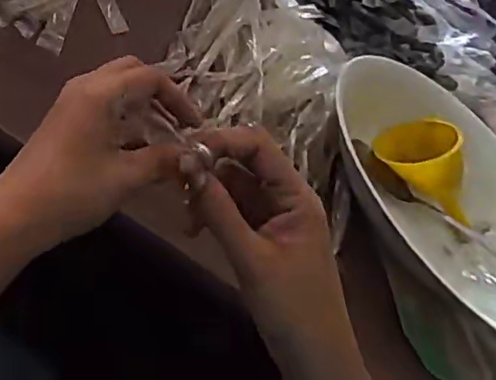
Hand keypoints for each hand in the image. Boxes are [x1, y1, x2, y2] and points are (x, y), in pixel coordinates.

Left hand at [0, 56, 201, 249]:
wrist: (19, 209)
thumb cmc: (73, 190)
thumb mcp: (124, 177)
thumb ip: (161, 160)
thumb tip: (192, 155)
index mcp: (100, 92)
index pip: (149, 76)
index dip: (178, 97)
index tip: (196, 126)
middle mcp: (85, 85)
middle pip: (132, 71)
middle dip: (161, 94)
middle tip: (181, 126)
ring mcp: (73, 99)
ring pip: (117, 86)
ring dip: (143, 104)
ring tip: (167, 139)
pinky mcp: (67, 115)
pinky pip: (104, 101)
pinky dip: (126, 114)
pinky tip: (139, 145)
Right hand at [187, 127, 364, 379]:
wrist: (319, 369)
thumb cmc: (294, 312)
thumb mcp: (251, 259)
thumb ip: (218, 209)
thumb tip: (186, 162)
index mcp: (295, 195)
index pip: (257, 144)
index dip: (221, 139)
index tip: (186, 150)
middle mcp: (284, 197)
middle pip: (241, 160)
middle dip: (208, 165)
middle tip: (176, 180)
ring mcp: (272, 215)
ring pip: (231, 183)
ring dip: (205, 191)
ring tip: (185, 215)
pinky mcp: (260, 234)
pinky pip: (230, 206)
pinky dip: (209, 210)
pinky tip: (193, 227)